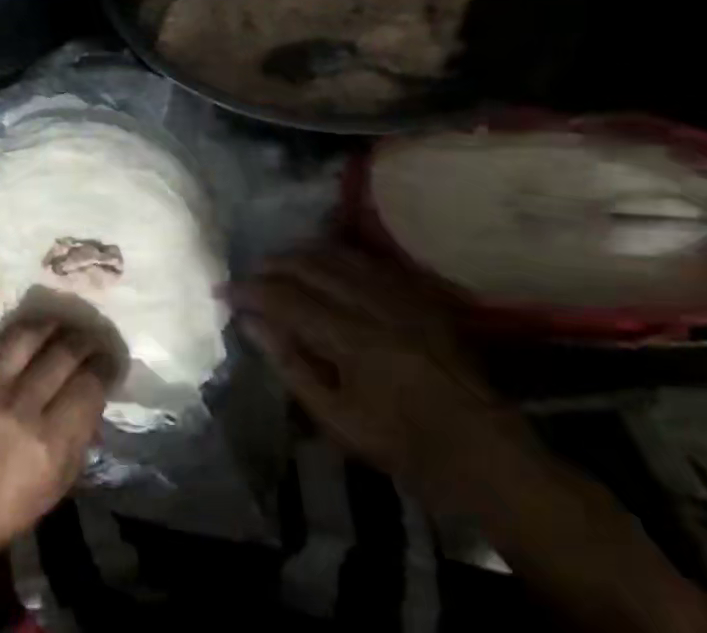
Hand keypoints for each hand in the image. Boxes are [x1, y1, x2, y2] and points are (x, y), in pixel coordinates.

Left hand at [0, 319, 109, 556]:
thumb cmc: (23, 499)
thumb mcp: (68, 473)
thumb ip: (85, 426)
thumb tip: (97, 383)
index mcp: (51, 440)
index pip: (88, 384)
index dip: (106, 366)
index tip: (113, 360)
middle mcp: (22, 408)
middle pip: (64, 354)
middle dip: (87, 342)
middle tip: (97, 339)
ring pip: (31, 337)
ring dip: (57, 326)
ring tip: (70, 326)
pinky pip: (3, 343)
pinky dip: (25, 331)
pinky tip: (40, 330)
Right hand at [224, 248, 508, 491]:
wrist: (483, 452)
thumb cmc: (402, 445)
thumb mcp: (336, 419)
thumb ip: (290, 364)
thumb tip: (250, 323)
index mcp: (354, 340)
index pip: (287, 299)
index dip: (250, 291)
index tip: (223, 292)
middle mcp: (377, 305)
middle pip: (312, 266)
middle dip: (271, 266)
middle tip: (246, 277)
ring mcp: (402, 295)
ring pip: (339, 255)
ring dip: (300, 254)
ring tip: (275, 265)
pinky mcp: (420, 295)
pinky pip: (368, 260)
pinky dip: (335, 256)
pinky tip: (321, 263)